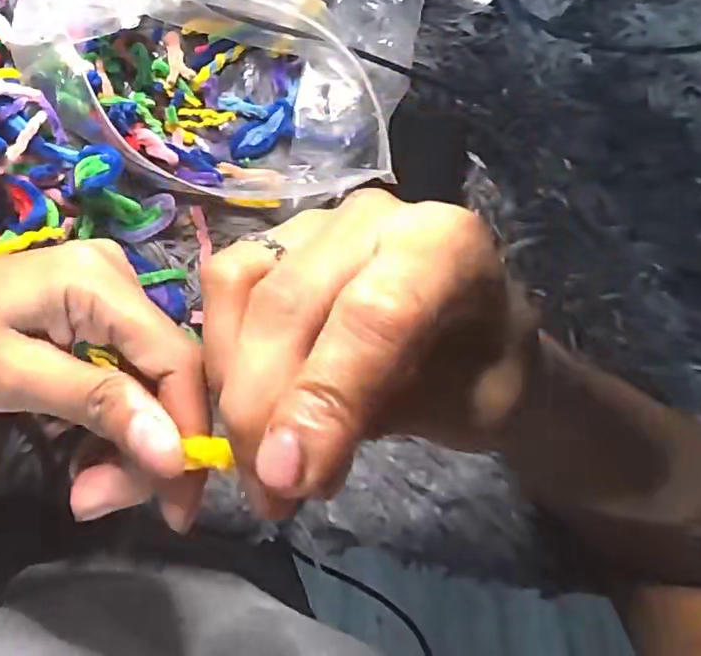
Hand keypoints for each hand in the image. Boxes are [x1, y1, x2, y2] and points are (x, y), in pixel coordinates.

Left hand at [0, 239, 209, 530]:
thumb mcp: (16, 377)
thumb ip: (94, 404)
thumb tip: (173, 452)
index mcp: (97, 277)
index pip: (174, 357)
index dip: (186, 431)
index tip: (173, 507)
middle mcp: (119, 272)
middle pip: (167, 372)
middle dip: (144, 447)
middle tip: (94, 499)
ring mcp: (115, 287)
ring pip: (154, 379)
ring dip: (128, 443)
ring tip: (84, 488)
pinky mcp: (108, 307)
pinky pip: (134, 371)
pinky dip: (117, 420)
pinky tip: (87, 452)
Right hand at [202, 189, 538, 517]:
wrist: (472, 335)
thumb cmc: (480, 375)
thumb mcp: (460, 412)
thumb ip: (371, 422)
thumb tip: (282, 469)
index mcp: (441, 242)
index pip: (370, 316)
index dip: (322, 395)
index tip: (286, 476)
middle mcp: (368, 214)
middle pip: (288, 303)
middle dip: (261, 401)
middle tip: (263, 486)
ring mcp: (311, 219)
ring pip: (240, 285)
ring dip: (230, 376)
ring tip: (249, 450)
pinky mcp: (272, 234)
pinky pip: (223, 280)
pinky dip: (220, 345)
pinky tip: (240, 393)